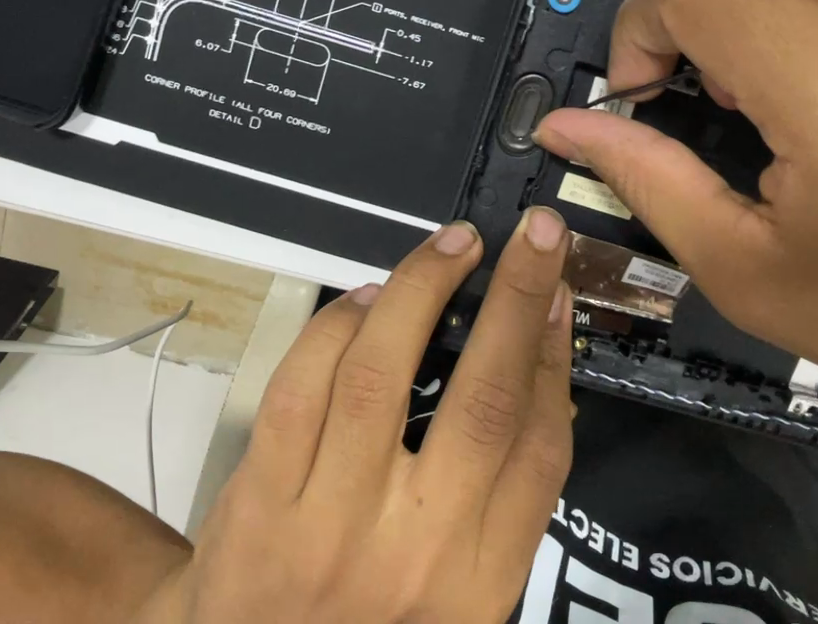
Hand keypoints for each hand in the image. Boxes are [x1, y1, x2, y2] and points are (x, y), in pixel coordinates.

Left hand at [138, 210, 574, 623]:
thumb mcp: (455, 588)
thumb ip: (500, 498)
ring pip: (378, 375)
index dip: (553, 355)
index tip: (557, 290)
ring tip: (451, 245)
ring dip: (420, 288)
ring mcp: (329, 523)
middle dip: (516, 298)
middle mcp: (415, 551)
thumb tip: (537, 367)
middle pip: (481, 401)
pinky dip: (335, 326)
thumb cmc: (371, 621)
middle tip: (536, 232)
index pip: (539, 448)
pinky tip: (365, 297)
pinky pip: (300, 387)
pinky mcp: (261, 500)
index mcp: (481, 581)